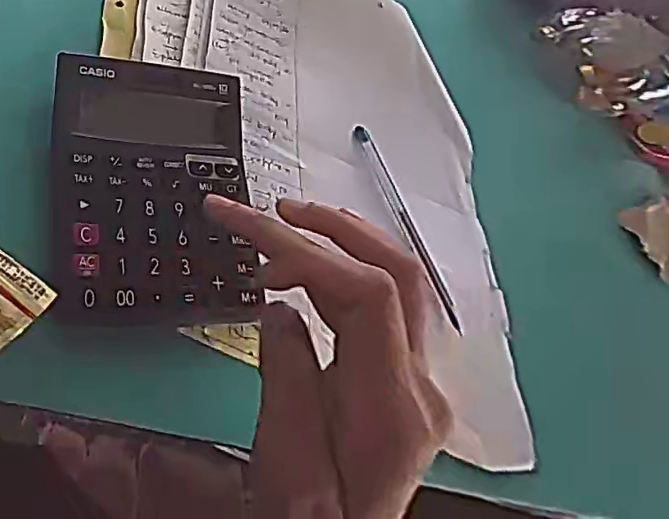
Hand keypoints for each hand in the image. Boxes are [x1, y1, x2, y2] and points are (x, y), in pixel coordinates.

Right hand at [204, 195, 451, 518]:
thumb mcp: (285, 459)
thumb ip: (285, 371)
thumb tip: (278, 305)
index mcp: (393, 407)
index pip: (367, 292)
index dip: (306, 249)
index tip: (249, 227)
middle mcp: (418, 388)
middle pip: (398, 273)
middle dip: (336, 226)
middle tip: (279, 210)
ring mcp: (416, 383)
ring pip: (396, 281)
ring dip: (342, 240)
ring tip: (287, 224)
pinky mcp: (400, 381)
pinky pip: (380, 303)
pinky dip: (340, 270)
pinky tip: (307, 268)